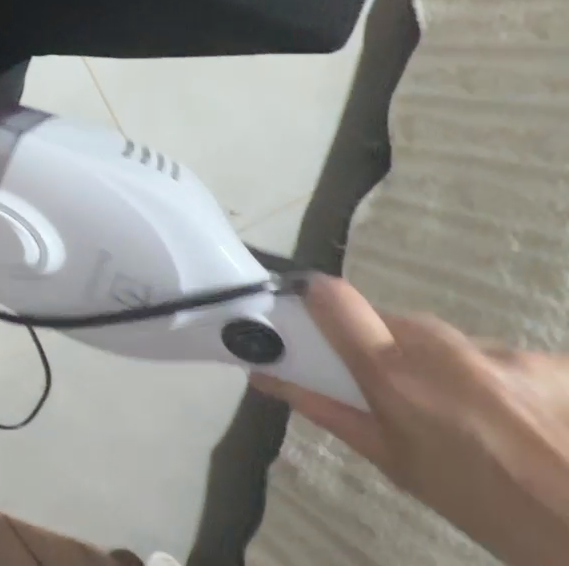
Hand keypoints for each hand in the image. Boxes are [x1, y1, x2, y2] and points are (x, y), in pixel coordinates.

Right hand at [252, 277, 568, 564]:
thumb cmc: (487, 508)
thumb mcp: (398, 465)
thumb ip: (329, 411)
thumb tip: (265, 377)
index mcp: (393, 374)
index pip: (333, 298)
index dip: (317, 300)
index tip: (313, 317)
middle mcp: (445, 351)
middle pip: (395, 322)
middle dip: (388, 347)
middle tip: (404, 392)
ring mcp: (508, 354)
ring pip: (454, 344)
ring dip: (451, 368)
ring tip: (480, 419)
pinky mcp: (557, 363)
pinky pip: (509, 360)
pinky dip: (506, 383)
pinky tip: (529, 421)